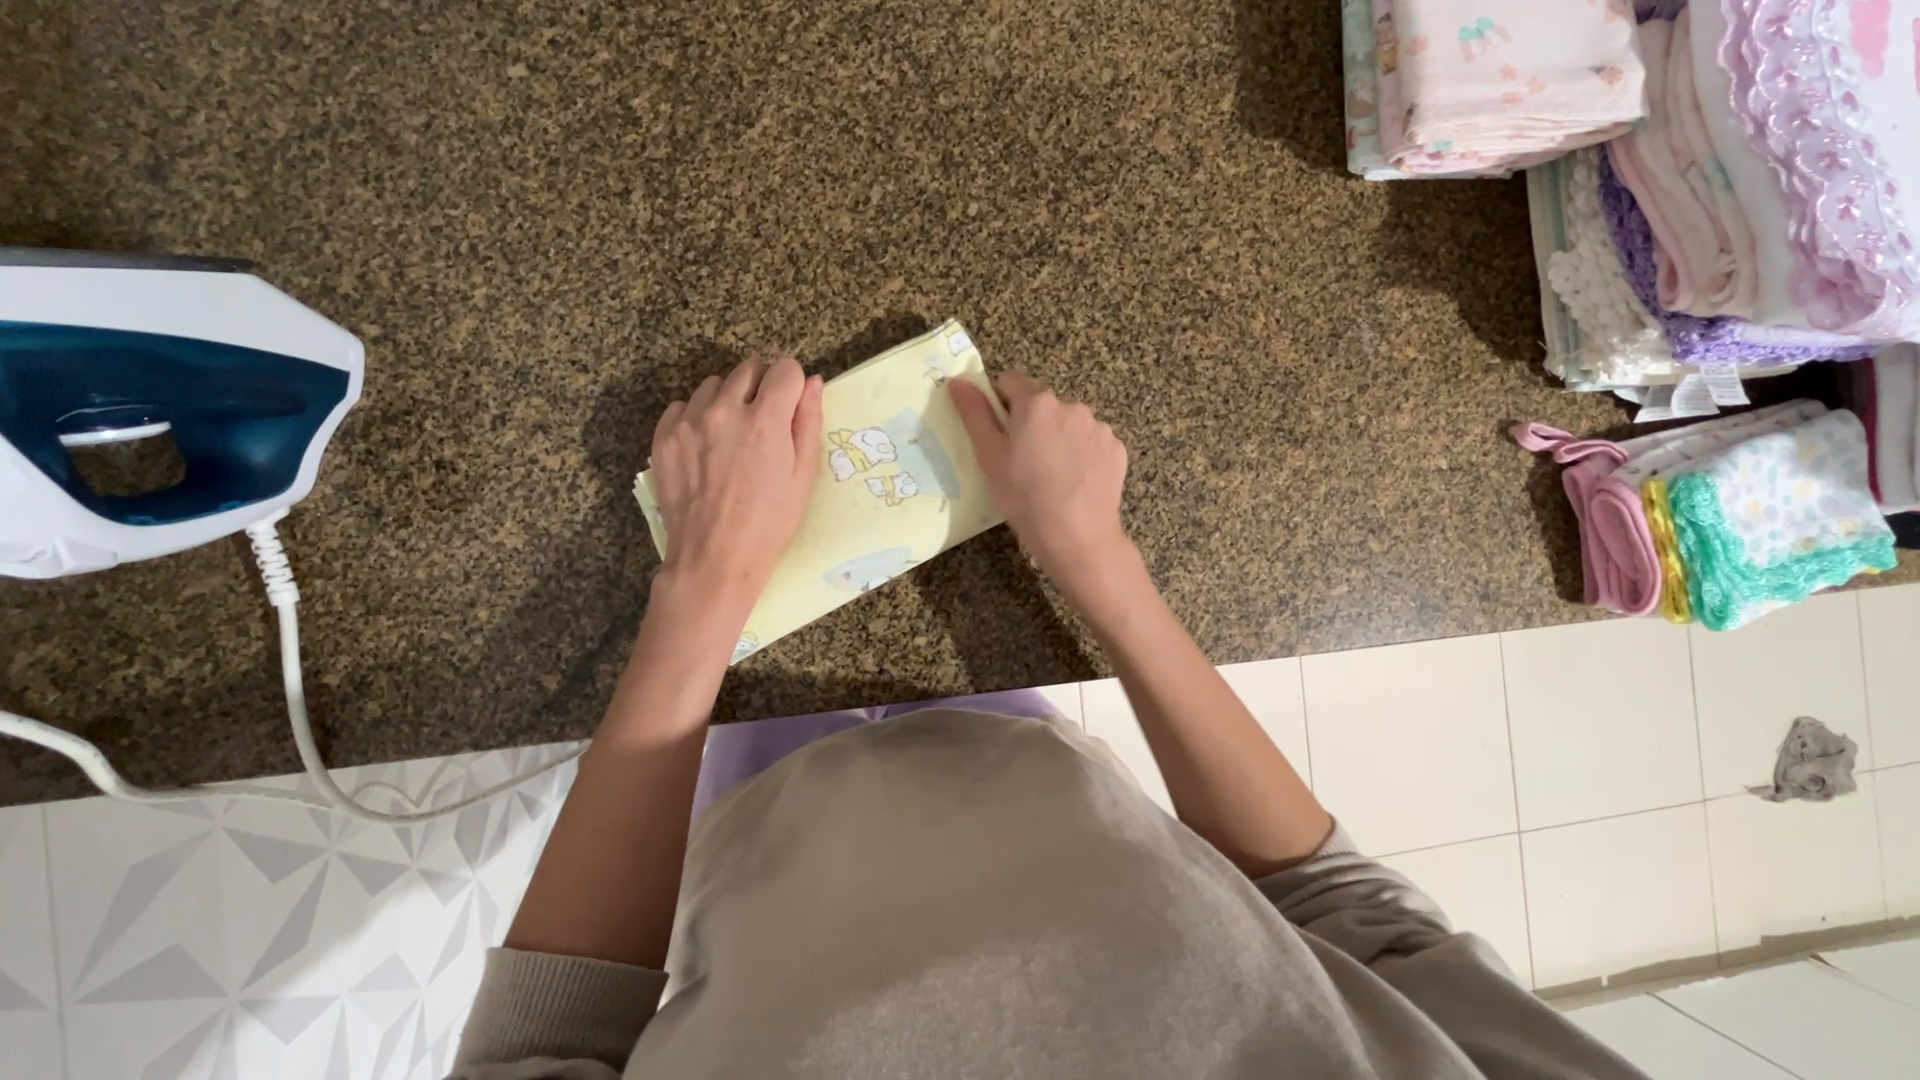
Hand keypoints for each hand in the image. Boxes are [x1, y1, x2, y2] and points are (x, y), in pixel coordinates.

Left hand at [649, 354, 823, 613]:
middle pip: (748, 369)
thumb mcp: (804, 476)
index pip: (785, 369)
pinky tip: (706, 447)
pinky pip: (684, 406)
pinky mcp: (665, 435)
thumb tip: (812, 382)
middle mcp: (725, 409)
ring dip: (727, 400)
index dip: (792, 385)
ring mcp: (690, 421)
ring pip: (714, 385)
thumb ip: (808, 422)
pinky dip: (697, 417)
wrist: (714, 556)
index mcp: (766, 419)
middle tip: (763, 424)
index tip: (790, 406)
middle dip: (761, 387)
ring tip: (732, 436)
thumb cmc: (769, 522)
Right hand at [950, 371, 1133, 593]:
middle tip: (1023, 462)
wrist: (1078, 537)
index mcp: (1036, 403)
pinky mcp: (1116, 449)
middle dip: (1031, 423)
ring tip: (1052, 476)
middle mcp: (1071, 405)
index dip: (1000, 404)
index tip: (998, 434)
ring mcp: (1098, 427)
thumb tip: (958, 382)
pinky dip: (1082, 455)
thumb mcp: (989, 457)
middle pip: (1042, 404)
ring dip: (1059, 438)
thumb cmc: (1024, 498)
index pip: (1010, 381)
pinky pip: (1092, 443)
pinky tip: (1075, 483)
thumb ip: (974, 414)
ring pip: (1069, 424)